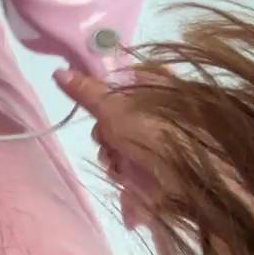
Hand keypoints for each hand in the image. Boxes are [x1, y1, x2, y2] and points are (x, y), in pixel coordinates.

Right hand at [55, 67, 155, 229]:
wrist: (195, 183)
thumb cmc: (156, 137)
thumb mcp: (115, 109)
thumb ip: (87, 92)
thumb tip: (58, 71)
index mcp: (159, 86)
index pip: (117, 85)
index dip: (102, 100)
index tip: (100, 112)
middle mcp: (160, 112)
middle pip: (113, 120)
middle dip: (107, 137)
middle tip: (113, 143)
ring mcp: (161, 142)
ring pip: (118, 147)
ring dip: (115, 159)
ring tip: (126, 167)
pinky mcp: (160, 168)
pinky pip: (129, 168)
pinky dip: (126, 176)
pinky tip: (131, 180)